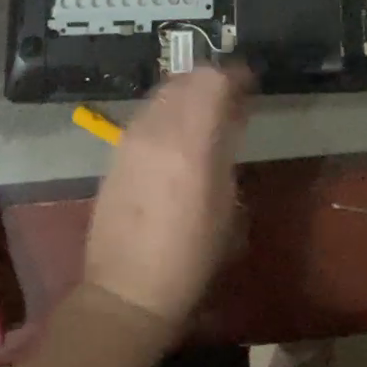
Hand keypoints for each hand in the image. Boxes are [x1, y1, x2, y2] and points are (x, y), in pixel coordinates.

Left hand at [83, 62, 251, 328]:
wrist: (125, 290)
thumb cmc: (190, 256)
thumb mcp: (226, 204)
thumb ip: (227, 150)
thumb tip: (233, 116)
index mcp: (190, 141)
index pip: (212, 80)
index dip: (235, 76)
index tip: (251, 85)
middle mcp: (157, 129)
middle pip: (186, 79)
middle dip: (212, 82)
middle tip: (232, 100)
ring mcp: (131, 137)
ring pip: (164, 92)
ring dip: (188, 94)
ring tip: (207, 115)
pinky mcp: (115, 151)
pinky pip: (147, 113)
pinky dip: (168, 111)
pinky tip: (179, 135)